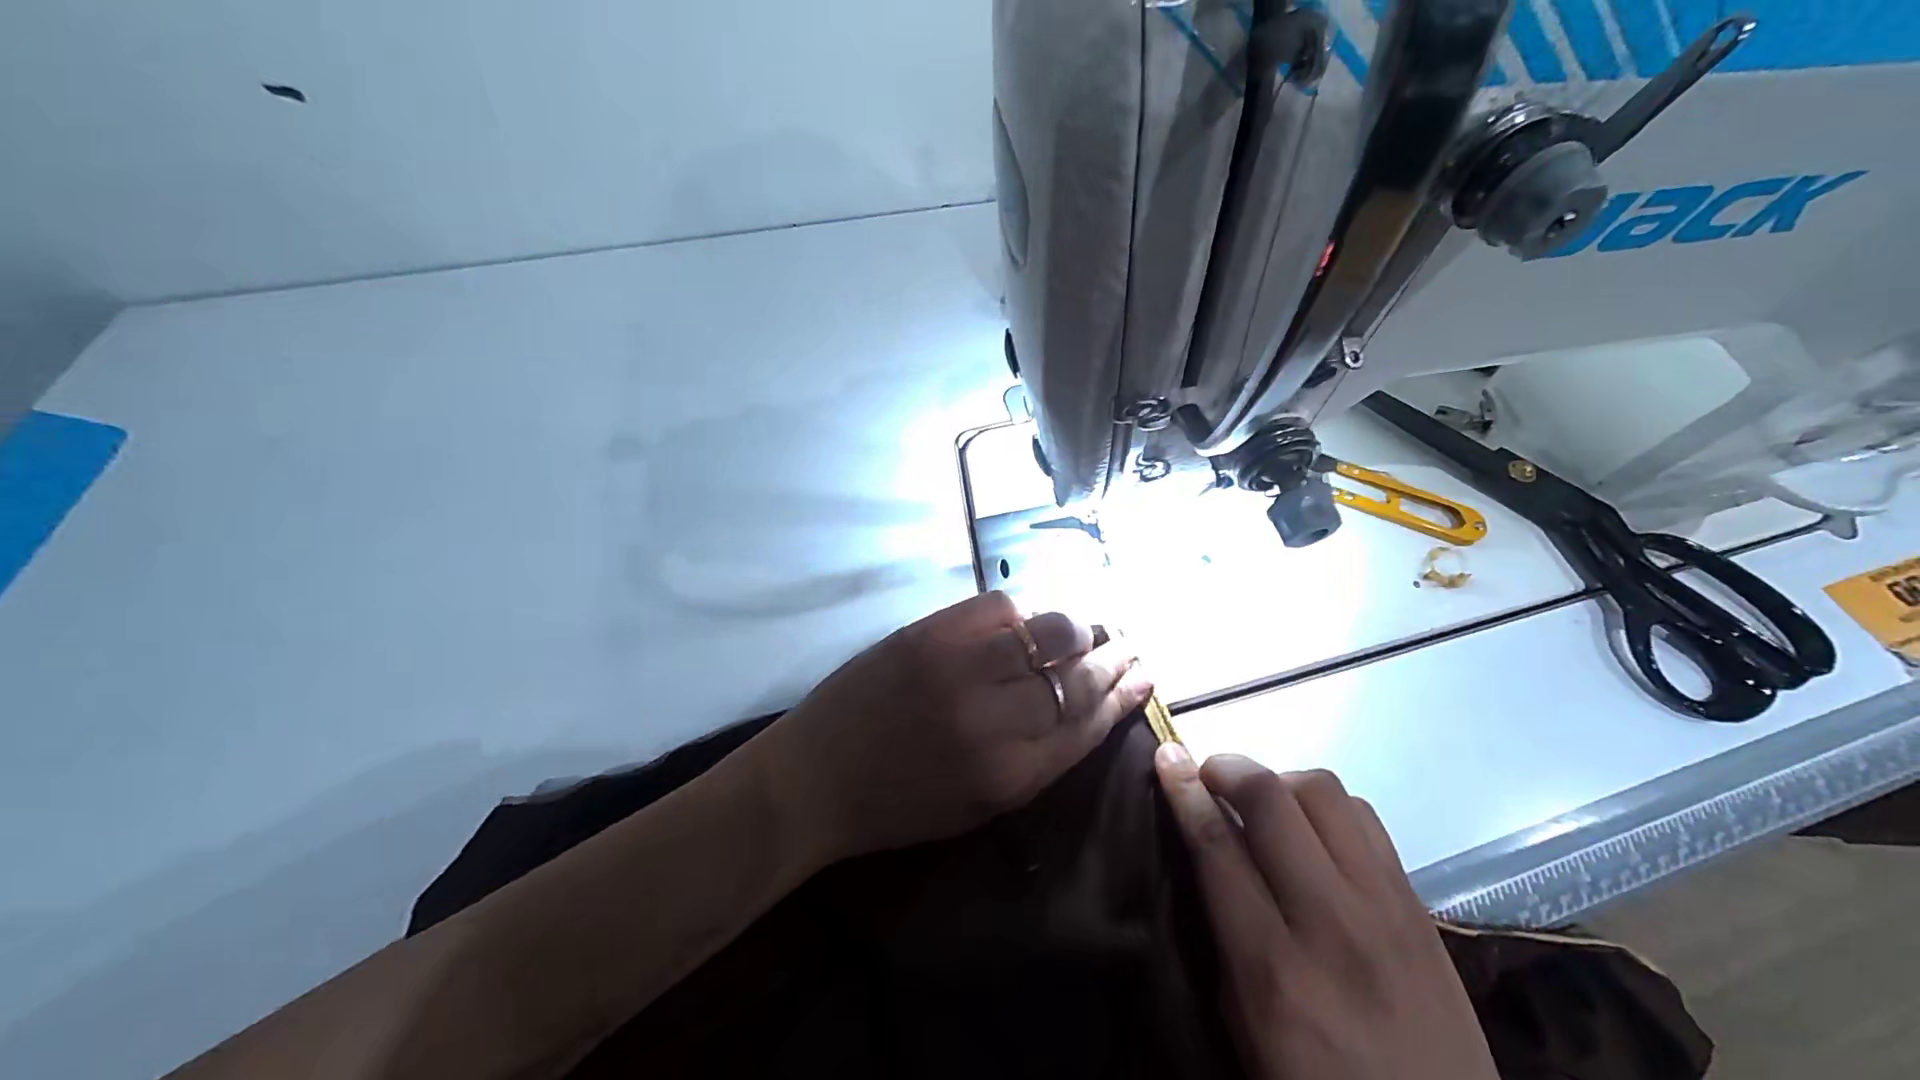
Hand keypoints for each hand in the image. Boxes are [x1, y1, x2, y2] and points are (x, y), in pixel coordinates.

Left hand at [756, 591, 1153, 864]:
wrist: (815, 781)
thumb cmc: (899, 806)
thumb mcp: (980, 805)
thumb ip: (1037, 761)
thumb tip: (1085, 708)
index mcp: (1012, 775)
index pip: (1089, 723)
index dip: (1124, 695)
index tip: (1146, 674)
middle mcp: (995, 720)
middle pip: (1077, 676)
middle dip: (1113, 658)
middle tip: (1127, 644)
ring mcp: (960, 669)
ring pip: (1047, 632)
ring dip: (1076, 627)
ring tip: (1085, 628)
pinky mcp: (927, 635)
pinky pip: (997, 606)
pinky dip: (1020, 610)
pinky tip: (1024, 619)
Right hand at [1154, 748, 1496, 1079]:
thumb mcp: (1243, 1022)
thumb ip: (1221, 932)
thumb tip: (1205, 848)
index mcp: (1272, 966)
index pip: (1218, 846)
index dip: (1184, 791)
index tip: (1167, 756)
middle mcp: (1331, 921)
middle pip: (1273, 800)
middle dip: (1230, 769)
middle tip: (1210, 774)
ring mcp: (1385, 908)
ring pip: (1326, 793)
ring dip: (1281, 781)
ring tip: (1263, 802)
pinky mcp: (1420, 905)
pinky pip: (1367, 820)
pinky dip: (1328, 807)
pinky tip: (1314, 830)